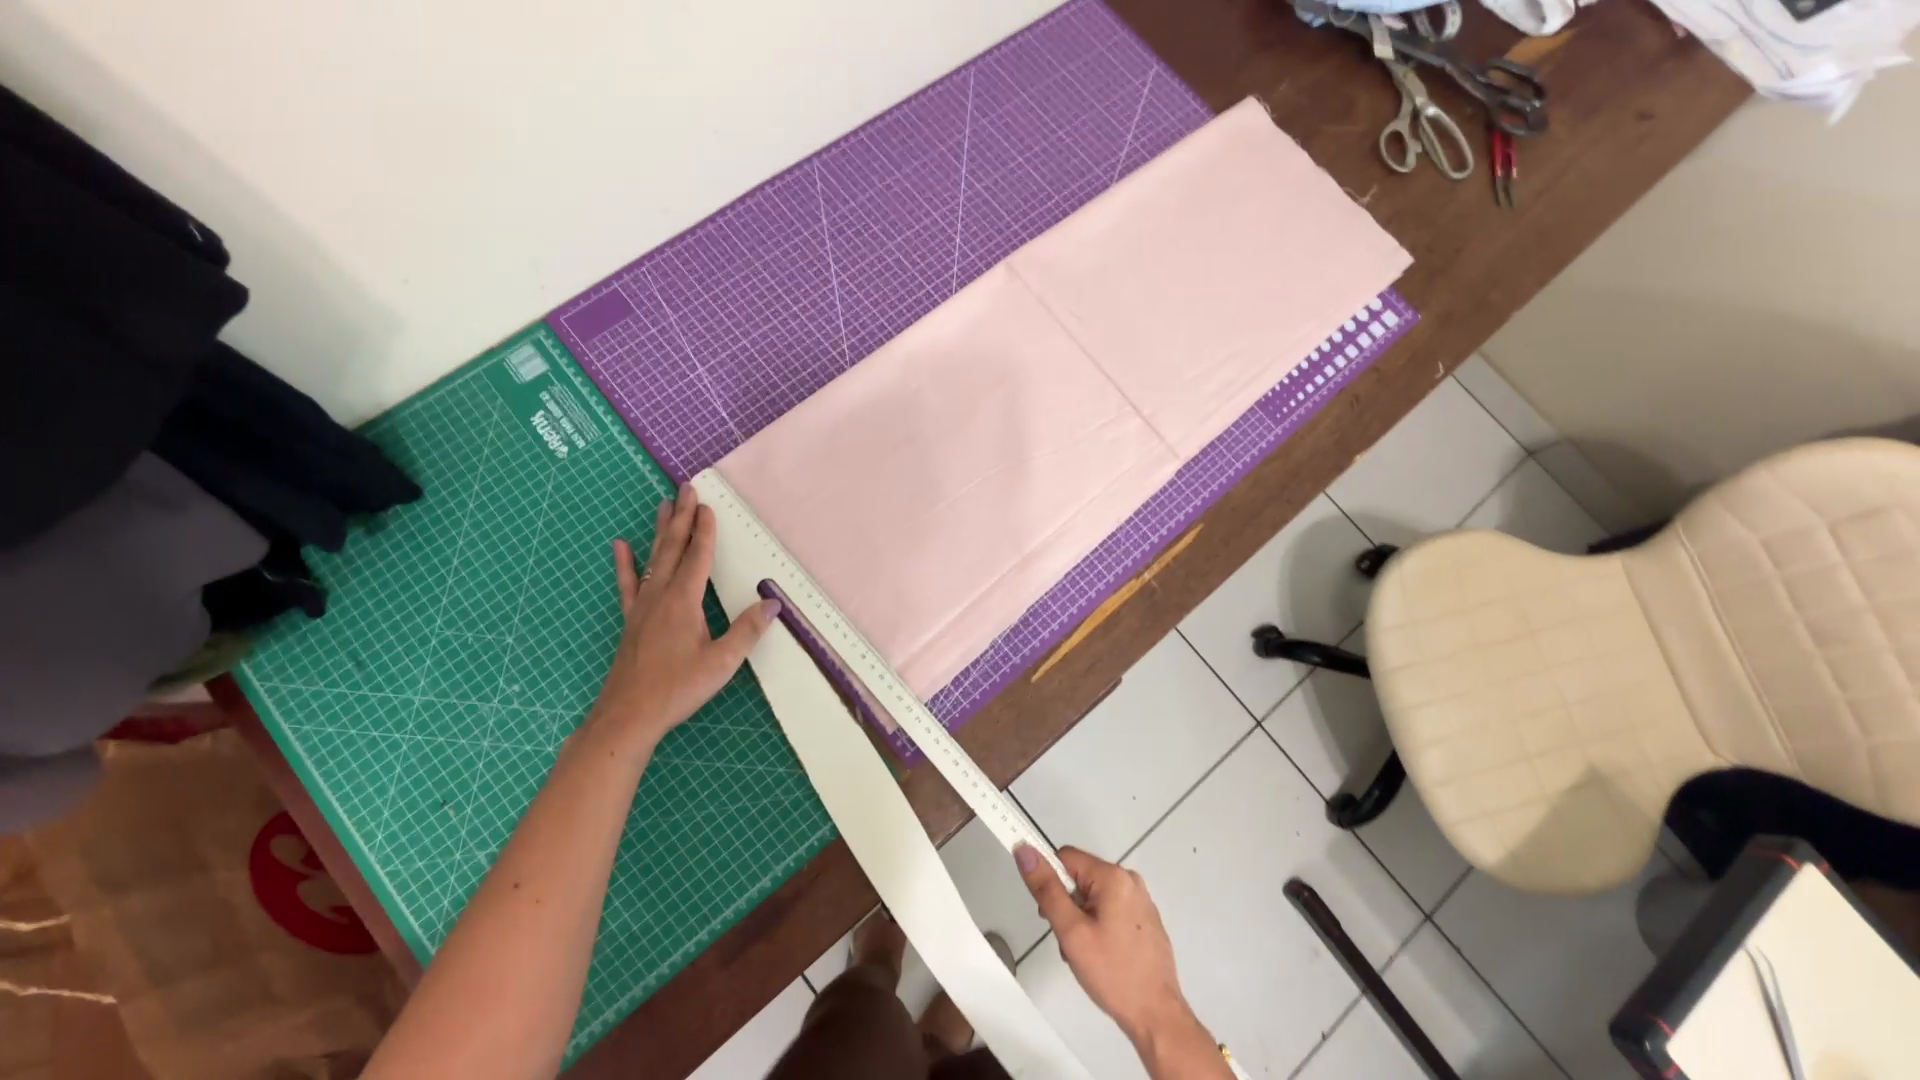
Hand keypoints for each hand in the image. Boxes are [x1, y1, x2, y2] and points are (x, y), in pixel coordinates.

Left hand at [588, 484, 779, 749]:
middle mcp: (661, 595)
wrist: (628, 714)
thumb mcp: (721, 663)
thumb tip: (771, 603)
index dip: (705, 531)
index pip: (698, 557)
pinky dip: (625, 563)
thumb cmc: (678, 688)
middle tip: (686, 487)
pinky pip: (628, 583)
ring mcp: (642, 606)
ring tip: (662, 504)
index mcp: (684, 601)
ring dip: (660, 531)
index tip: (708, 505)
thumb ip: (746, 631)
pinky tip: (620, 545)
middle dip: (682, 518)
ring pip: (652, 558)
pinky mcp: (631, 619)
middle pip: (673, 548)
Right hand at [1015, 845, 1193, 1045]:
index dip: (1050, 881)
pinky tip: (1101, 955)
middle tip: (1067, 940)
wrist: (1156, 1014)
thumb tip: (1025, 850)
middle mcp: (1130, 881)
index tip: (1048, 914)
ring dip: (1080, 919)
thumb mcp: (1071, 931)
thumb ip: (1046, 889)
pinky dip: (1097, 926)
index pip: (1065, 857)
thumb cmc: (1112, 972)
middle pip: (1080, 878)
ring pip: (1093, 897)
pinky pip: (1110, 910)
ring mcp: (1141, 901)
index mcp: (1114, 877)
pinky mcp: (1145, 920)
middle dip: (1066, 905)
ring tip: (1083, 953)